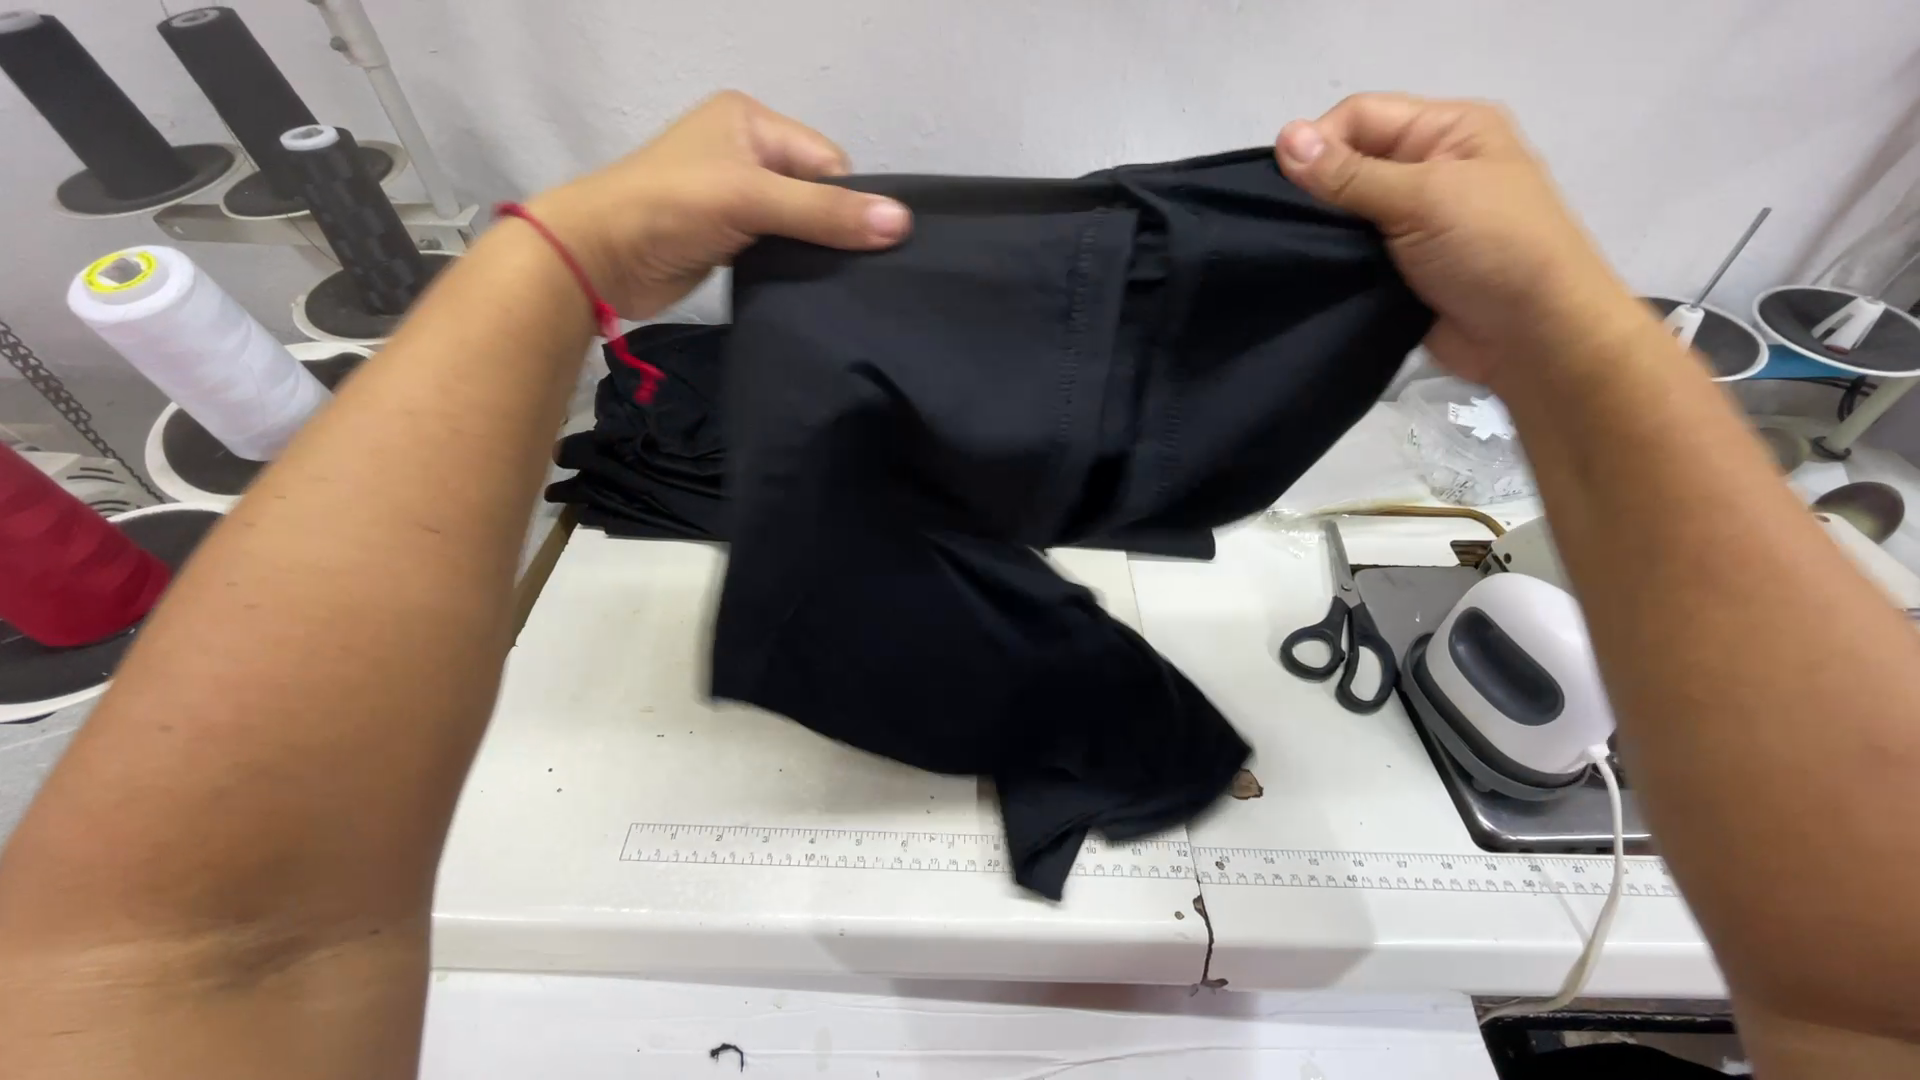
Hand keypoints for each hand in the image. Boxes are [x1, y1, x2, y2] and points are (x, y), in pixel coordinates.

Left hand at [522, 91, 910, 317]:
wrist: (600, 258)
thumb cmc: (671, 209)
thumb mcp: (753, 200)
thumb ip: (825, 213)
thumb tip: (901, 223)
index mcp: (753, 121)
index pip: (827, 162)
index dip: (845, 202)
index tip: (858, 244)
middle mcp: (747, 152)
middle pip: (817, 193)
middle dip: (831, 228)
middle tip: (845, 268)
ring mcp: (736, 197)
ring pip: (799, 224)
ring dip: (812, 250)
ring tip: (825, 280)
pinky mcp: (730, 238)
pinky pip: (779, 247)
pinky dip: (792, 264)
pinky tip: (802, 285)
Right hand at [1275, 94, 1649, 388]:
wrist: (1530, 337)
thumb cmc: (1493, 249)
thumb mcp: (1423, 198)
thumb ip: (1350, 174)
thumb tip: (1285, 137)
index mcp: (1445, 130)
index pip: (1360, 116)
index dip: (1317, 144)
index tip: (1283, 189)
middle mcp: (1426, 167)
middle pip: (1347, 162)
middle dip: (1313, 189)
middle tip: (1283, 225)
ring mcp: (1410, 220)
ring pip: (1342, 211)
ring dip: (1318, 229)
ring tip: (1288, 251)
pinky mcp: (1394, 266)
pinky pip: (1348, 251)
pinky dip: (1327, 259)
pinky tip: (1305, 271)